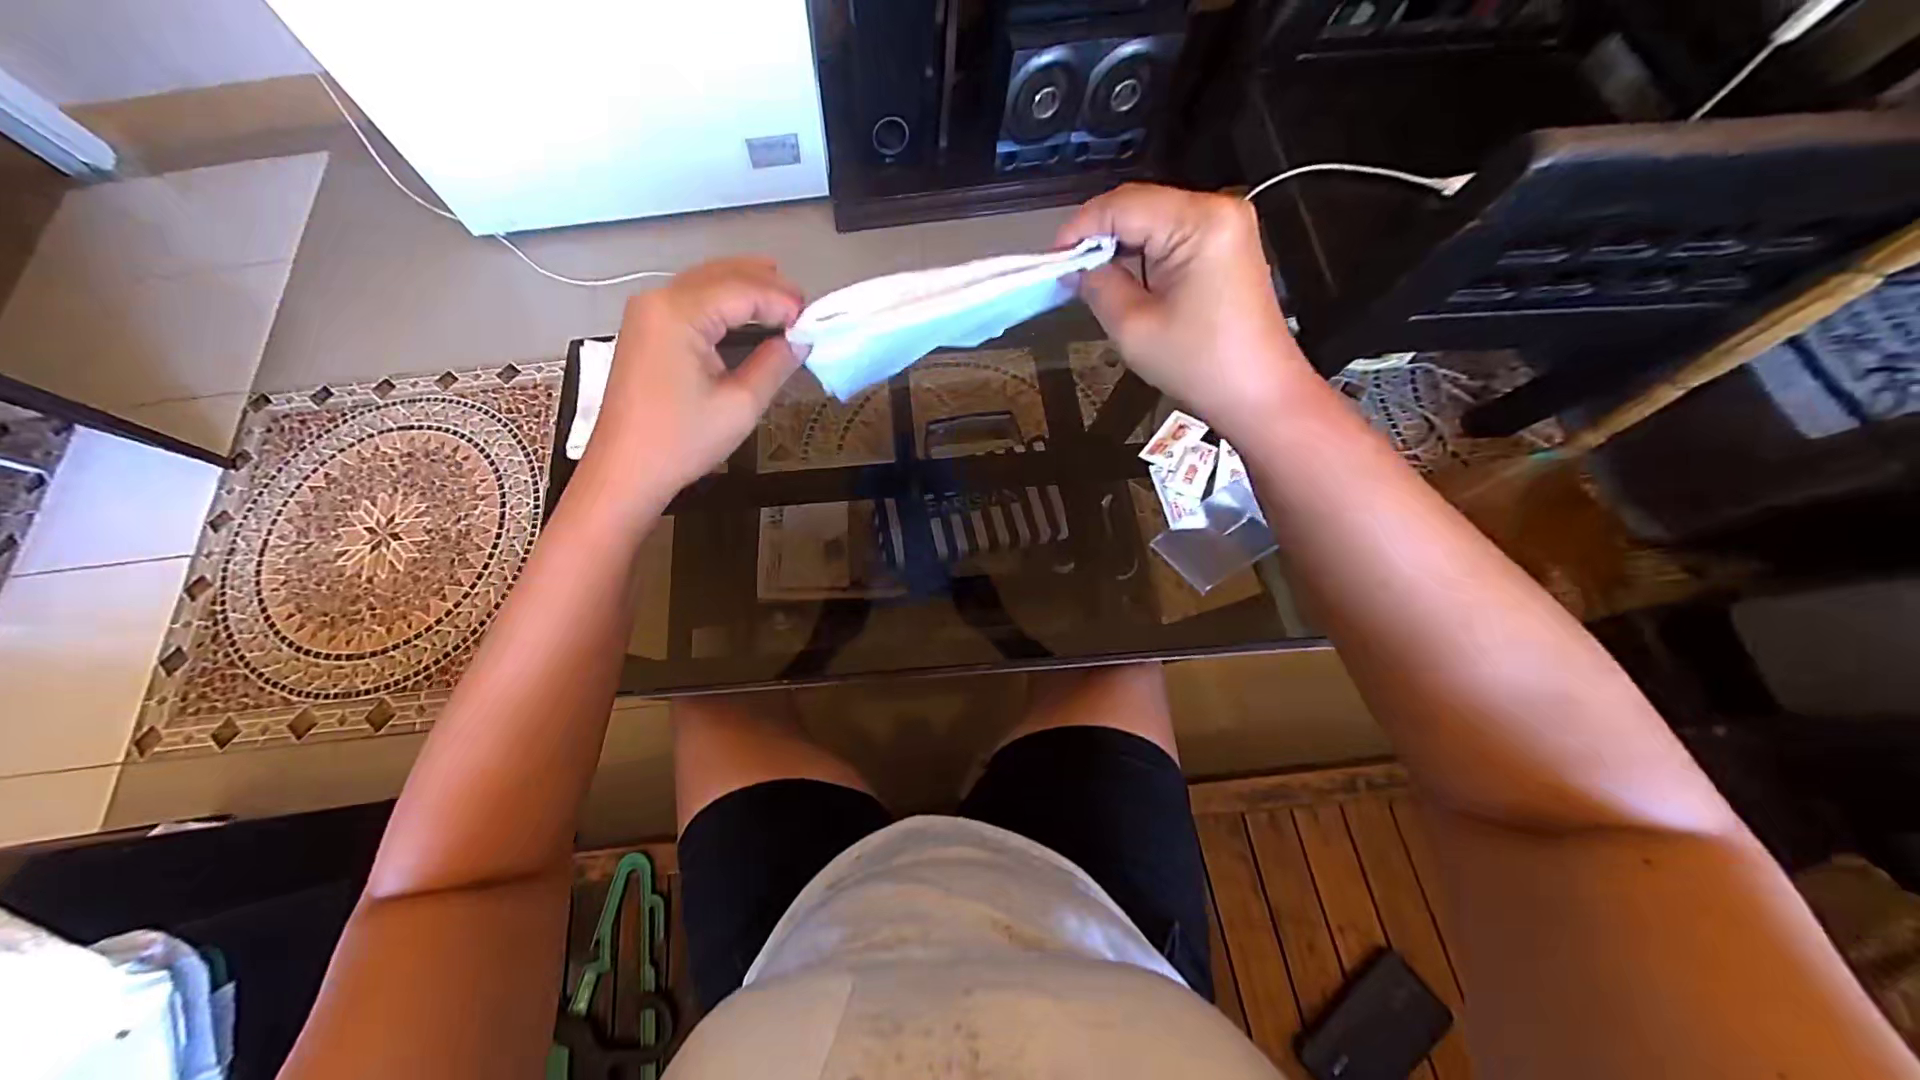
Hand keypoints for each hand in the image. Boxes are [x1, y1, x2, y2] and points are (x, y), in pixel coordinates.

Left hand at [588, 257, 804, 494]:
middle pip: (721, 275)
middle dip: (766, 285)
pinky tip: (747, 311)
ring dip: (745, 288)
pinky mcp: (645, 328)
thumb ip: (774, 364)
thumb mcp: (740, 405)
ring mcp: (647, 312)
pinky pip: (691, 299)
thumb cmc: (681, 441)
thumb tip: (801, 342)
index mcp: (678, 314)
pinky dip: (724, 301)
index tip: (814, 319)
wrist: (626, 471)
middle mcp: (658, 300)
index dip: (782, 301)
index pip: (742, 290)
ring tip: (785, 302)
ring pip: (705, 282)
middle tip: (805, 307)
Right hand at [1056, 184, 1312, 441]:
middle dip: (1098, 236)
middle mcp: (1217, 209)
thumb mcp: (1133, 327)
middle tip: (1067, 271)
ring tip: (1091, 280)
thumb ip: (1098, 286)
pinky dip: (1143, 254)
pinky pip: (1172, 236)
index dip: (1079, 228)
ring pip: (1153, 219)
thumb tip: (1075, 267)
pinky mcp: (1227, 245)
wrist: (1259, 393)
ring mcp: (1226, 225)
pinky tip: (1124, 280)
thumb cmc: (1199, 365)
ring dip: (1119, 246)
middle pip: (1139, 205)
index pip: (1121, 205)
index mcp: (1198, 222)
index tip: (1051, 259)